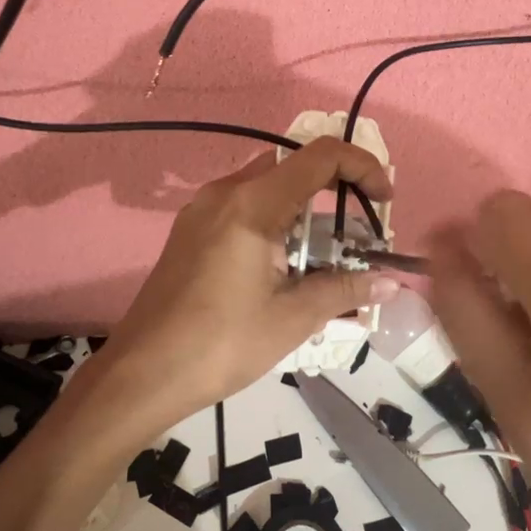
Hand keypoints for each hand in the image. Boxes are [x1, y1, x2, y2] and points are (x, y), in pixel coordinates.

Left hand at [97, 137, 399, 431]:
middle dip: (335, 190)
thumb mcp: (292, 319)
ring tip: (328, 256)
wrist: (141, 374)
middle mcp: (226, 192)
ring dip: (305, 210)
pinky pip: (245, 206)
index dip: (361, 166)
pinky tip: (287, 266)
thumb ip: (344, 290)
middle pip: (294, 167)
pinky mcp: (191, 230)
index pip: (319, 156)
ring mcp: (203, 209)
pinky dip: (276, 221)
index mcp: (252, 203)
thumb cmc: (220, 344)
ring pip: (268, 187)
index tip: (384, 200)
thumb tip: (389, 283)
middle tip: (361, 231)